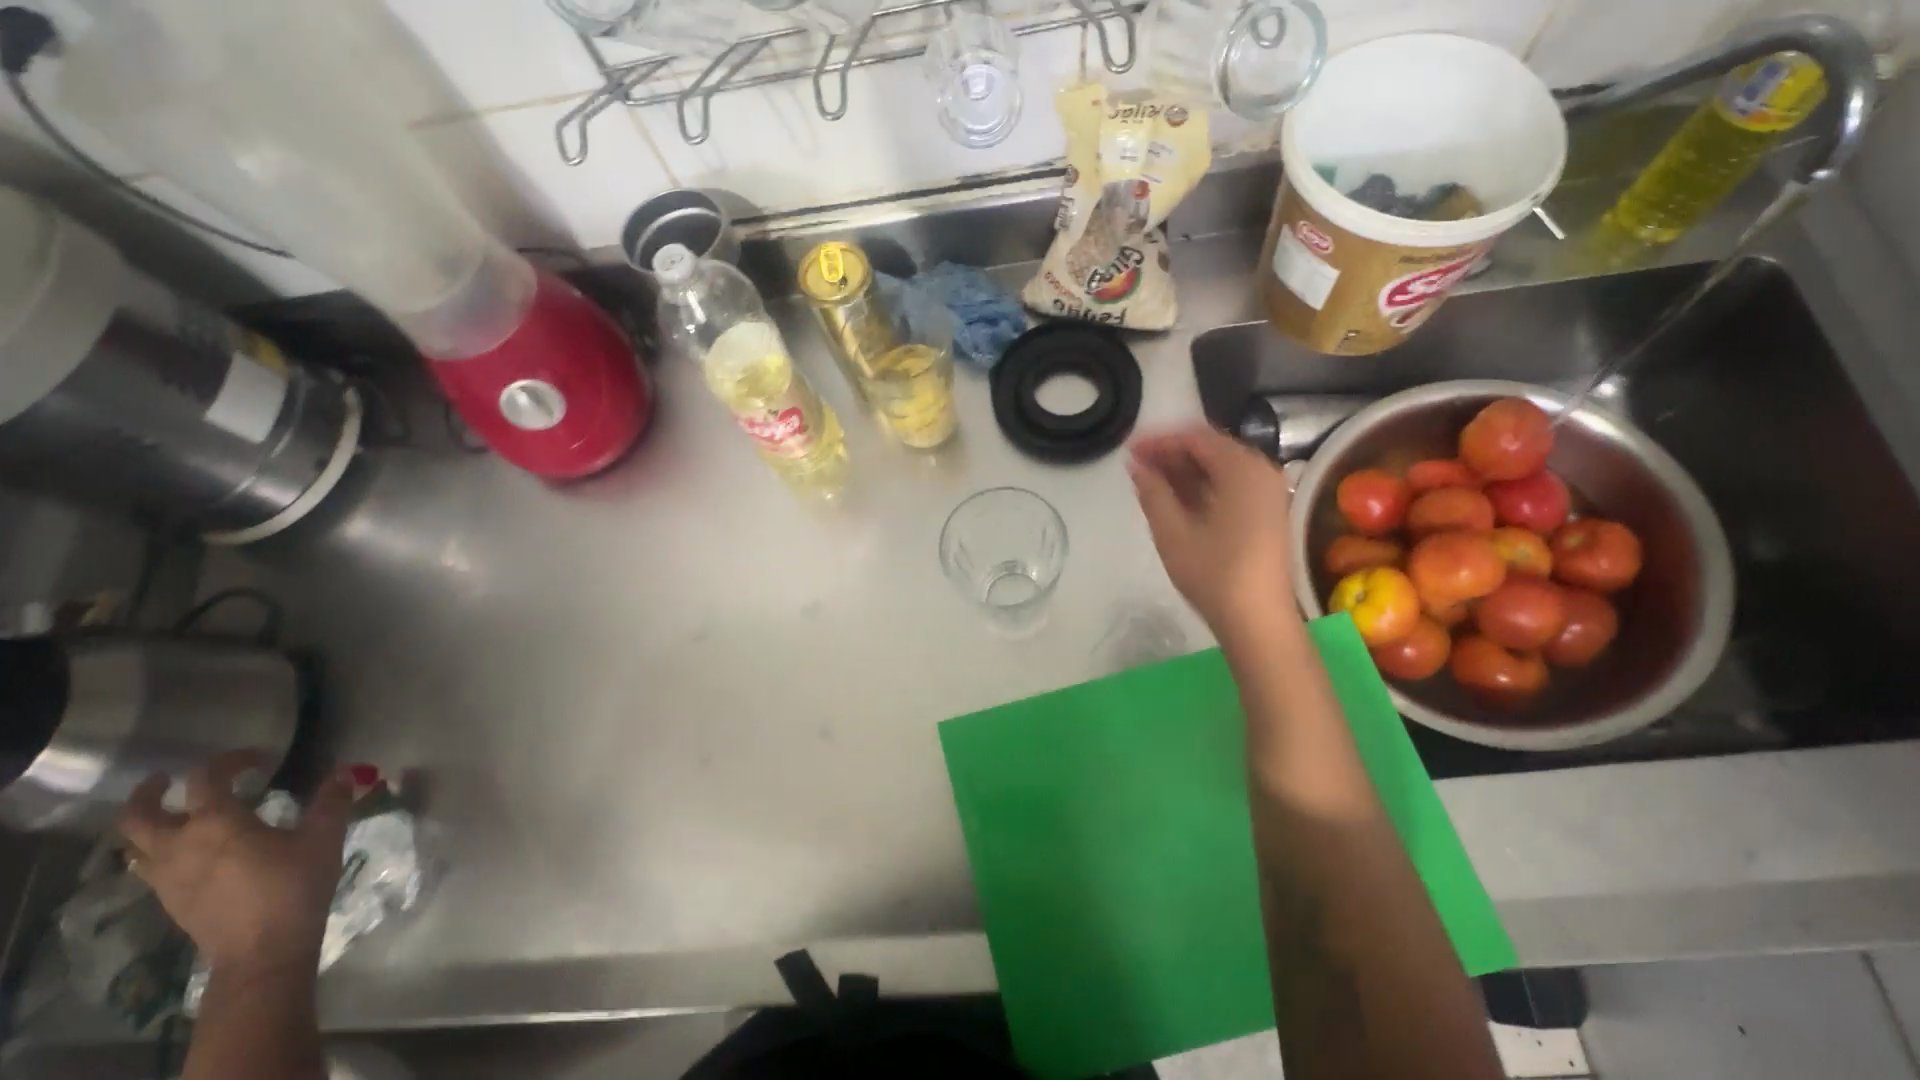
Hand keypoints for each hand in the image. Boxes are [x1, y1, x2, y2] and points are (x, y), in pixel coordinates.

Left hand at [118, 751, 353, 978]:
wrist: (262, 953)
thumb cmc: (293, 888)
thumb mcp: (323, 839)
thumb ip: (331, 802)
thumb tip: (344, 772)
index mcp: (215, 822)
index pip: (207, 777)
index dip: (232, 760)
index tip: (260, 759)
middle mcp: (179, 845)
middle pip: (138, 814)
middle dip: (149, 792)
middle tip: (168, 780)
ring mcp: (167, 877)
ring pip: (135, 844)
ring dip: (148, 824)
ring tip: (172, 817)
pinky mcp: (170, 901)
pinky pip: (150, 868)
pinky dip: (160, 851)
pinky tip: (190, 854)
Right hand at [1129, 426, 1297, 641]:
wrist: (1258, 621)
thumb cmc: (1214, 574)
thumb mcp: (1172, 532)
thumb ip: (1153, 492)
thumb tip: (1137, 467)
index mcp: (1243, 469)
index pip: (1196, 438)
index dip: (1160, 440)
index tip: (1129, 449)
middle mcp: (1262, 471)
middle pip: (1211, 449)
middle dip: (1172, 454)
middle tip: (1135, 465)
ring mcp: (1269, 493)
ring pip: (1221, 469)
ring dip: (1185, 472)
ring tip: (1149, 483)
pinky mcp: (1267, 513)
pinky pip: (1232, 486)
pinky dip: (1203, 487)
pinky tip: (1176, 500)